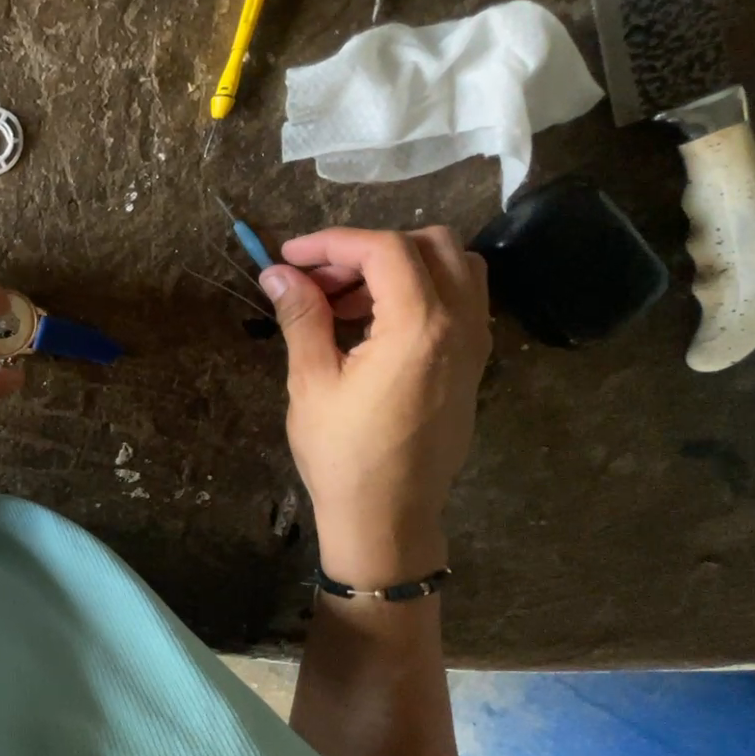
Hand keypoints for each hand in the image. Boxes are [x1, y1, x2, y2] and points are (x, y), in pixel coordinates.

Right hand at [260, 227, 490, 588]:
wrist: (388, 513)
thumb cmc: (341, 453)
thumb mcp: (311, 383)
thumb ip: (302, 318)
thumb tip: (278, 274)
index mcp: (420, 325)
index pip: (385, 249)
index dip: (332, 242)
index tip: (288, 256)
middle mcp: (462, 321)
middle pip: (428, 244)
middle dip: (366, 248)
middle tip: (315, 278)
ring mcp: (476, 340)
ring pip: (451, 266)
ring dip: (396, 266)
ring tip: (341, 300)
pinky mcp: (473, 359)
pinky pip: (458, 298)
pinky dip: (416, 290)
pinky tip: (370, 323)